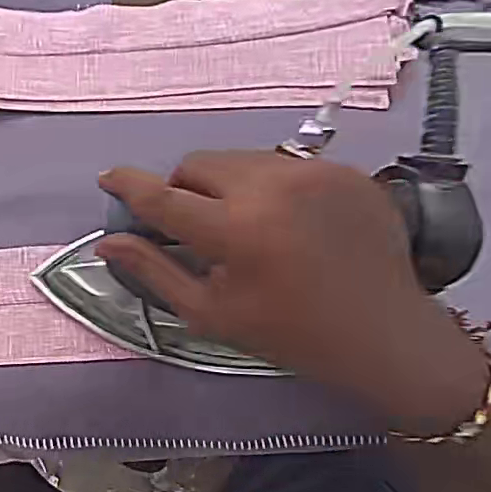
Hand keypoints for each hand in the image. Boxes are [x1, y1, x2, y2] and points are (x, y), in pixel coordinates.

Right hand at [97, 151, 486, 430]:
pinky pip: (284, 164)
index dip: (128, 185)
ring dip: (226, 185)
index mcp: (237, 230)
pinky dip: (270, 187)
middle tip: (196, 226)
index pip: (163, 196)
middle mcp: (273, 187)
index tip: (109, 178)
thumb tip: (109, 243)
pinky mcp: (344, 170)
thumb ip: (155, 271)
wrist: (382, 332)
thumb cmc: (290, 333)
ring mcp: (314, 172)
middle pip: (199, 164)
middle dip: (185, 190)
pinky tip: (287, 222)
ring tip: (245, 224)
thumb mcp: (213, 313)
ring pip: (241, 158)